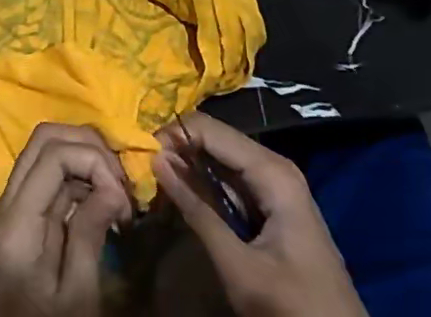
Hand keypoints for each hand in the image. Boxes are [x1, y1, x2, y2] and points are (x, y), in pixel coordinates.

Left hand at [0, 122, 134, 316]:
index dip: (92, 160)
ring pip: (45, 149)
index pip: (52, 154)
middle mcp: (5, 204)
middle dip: (88, 146)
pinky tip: (101, 199)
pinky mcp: (21, 215)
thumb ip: (90, 234)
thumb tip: (113, 187)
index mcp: (16, 223)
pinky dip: (78, 174)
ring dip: (85, 156)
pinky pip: (48, 173)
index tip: (120, 195)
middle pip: (44, 138)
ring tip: (114, 190)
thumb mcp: (76, 296)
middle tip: (119, 181)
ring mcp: (10, 207)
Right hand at [153, 113, 366, 316]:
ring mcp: (275, 185)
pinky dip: (205, 184)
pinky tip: (180, 188)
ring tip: (152, 168)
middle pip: (218, 140)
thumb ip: (197, 212)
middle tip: (140, 158)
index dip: (175, 133)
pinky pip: (233, 182)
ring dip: (189, 164)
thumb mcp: (238, 266)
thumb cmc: (292, 306)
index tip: (138, 145)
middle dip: (180, 146)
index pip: (213, 131)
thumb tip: (158, 162)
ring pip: (223, 160)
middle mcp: (274, 166)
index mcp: (272, 171)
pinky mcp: (272, 205)